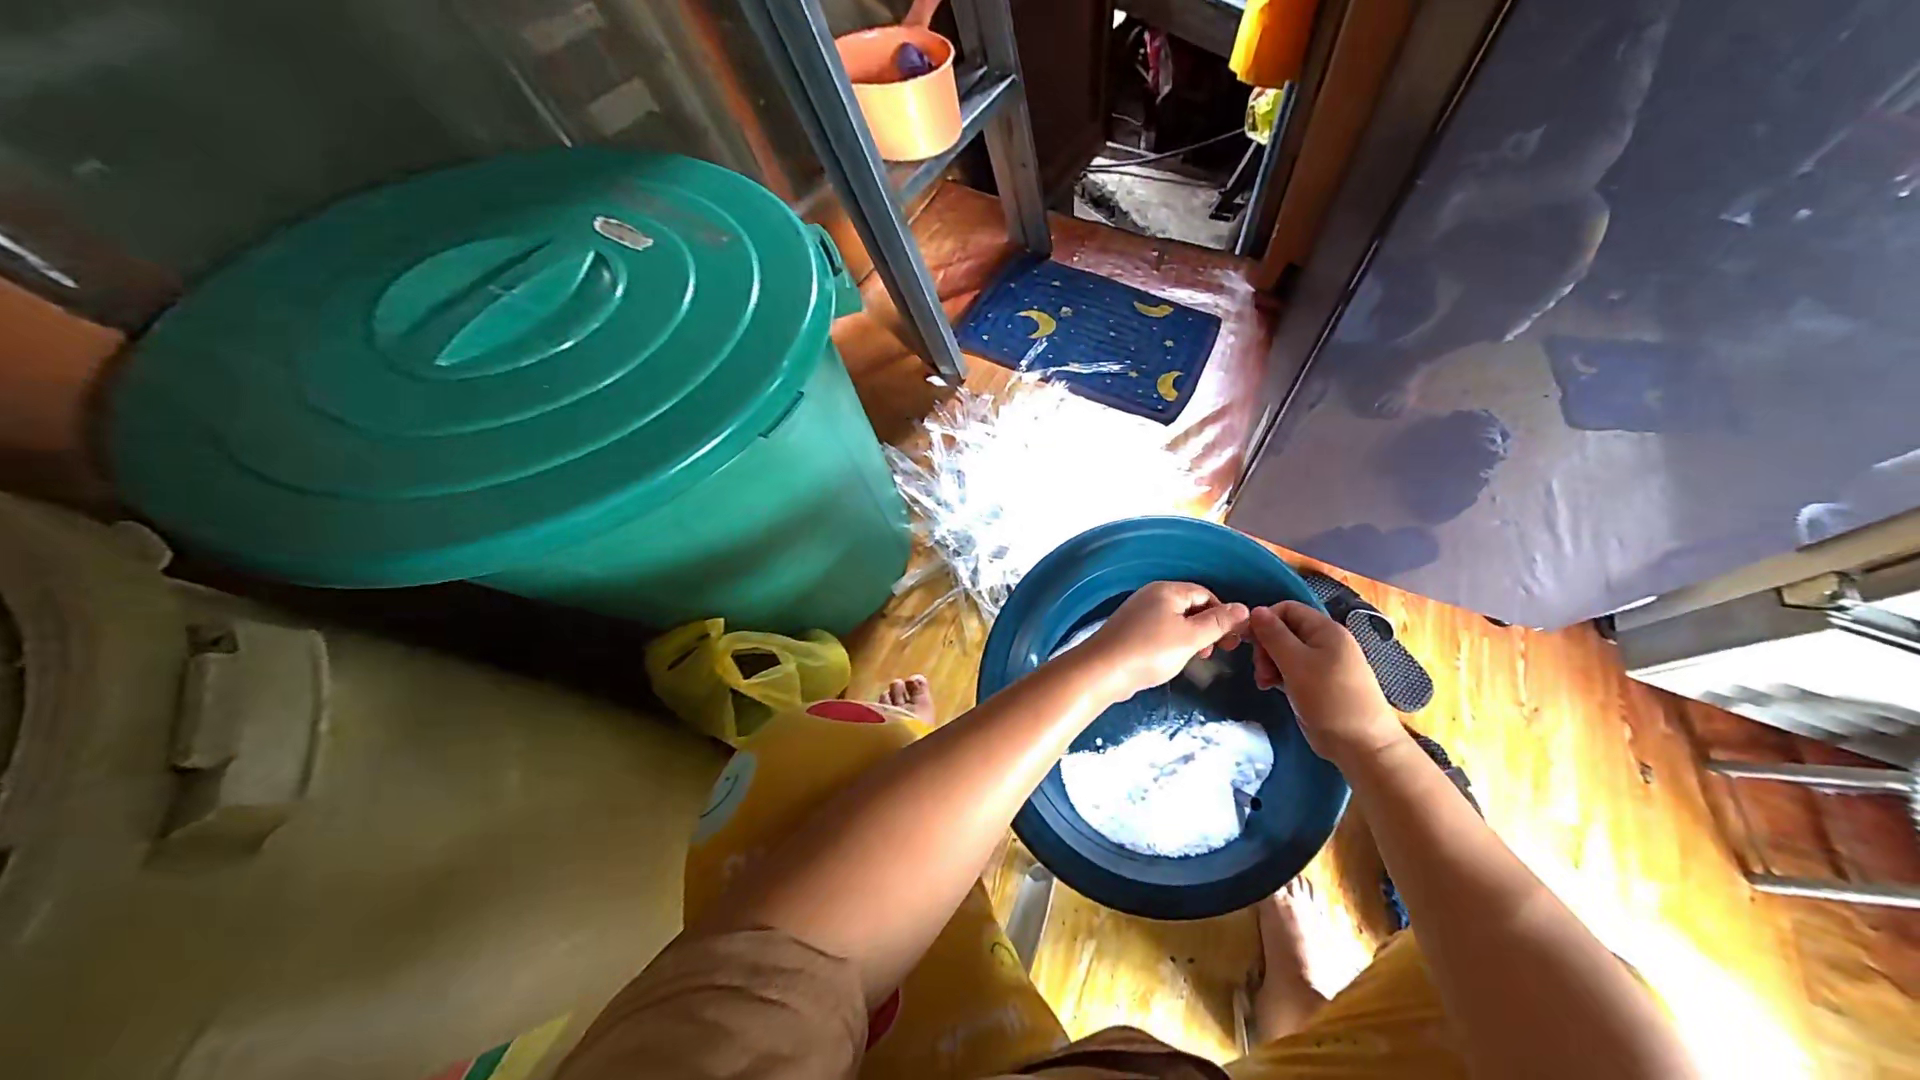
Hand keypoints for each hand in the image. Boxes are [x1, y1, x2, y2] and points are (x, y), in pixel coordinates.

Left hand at [1078, 582, 1249, 702]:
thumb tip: (1243, 608)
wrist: (1102, 670)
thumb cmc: (1149, 652)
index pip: (1206, 594)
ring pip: (1176, 619)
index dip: (1223, 614)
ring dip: (1192, 636)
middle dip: (1208, 626)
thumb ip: (1218, 623)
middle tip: (1219, 651)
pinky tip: (1174, 659)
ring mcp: (1138, 612)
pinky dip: (1173, 641)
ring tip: (1197, 657)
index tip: (1232, 640)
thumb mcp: (1191, 638)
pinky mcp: (1130, 629)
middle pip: (1191, 605)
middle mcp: (1151, 595)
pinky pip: (1160, 629)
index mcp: (1167, 590)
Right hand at [1248, 601, 1405, 764]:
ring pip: (1283, 651)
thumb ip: (1274, 635)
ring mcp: (1320, 663)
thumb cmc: (1329, 698)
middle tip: (1260, 669)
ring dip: (1268, 663)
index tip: (1249, 641)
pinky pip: (1289, 669)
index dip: (1265, 620)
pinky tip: (1270, 688)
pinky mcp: (1315, 683)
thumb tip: (1256, 609)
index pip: (1287, 608)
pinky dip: (1276, 675)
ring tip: (1264, 683)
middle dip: (1265, 647)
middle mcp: (1323, 642)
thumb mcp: (1296, 663)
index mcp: (1325, 630)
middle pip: (1283, 630)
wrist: (1361, 744)